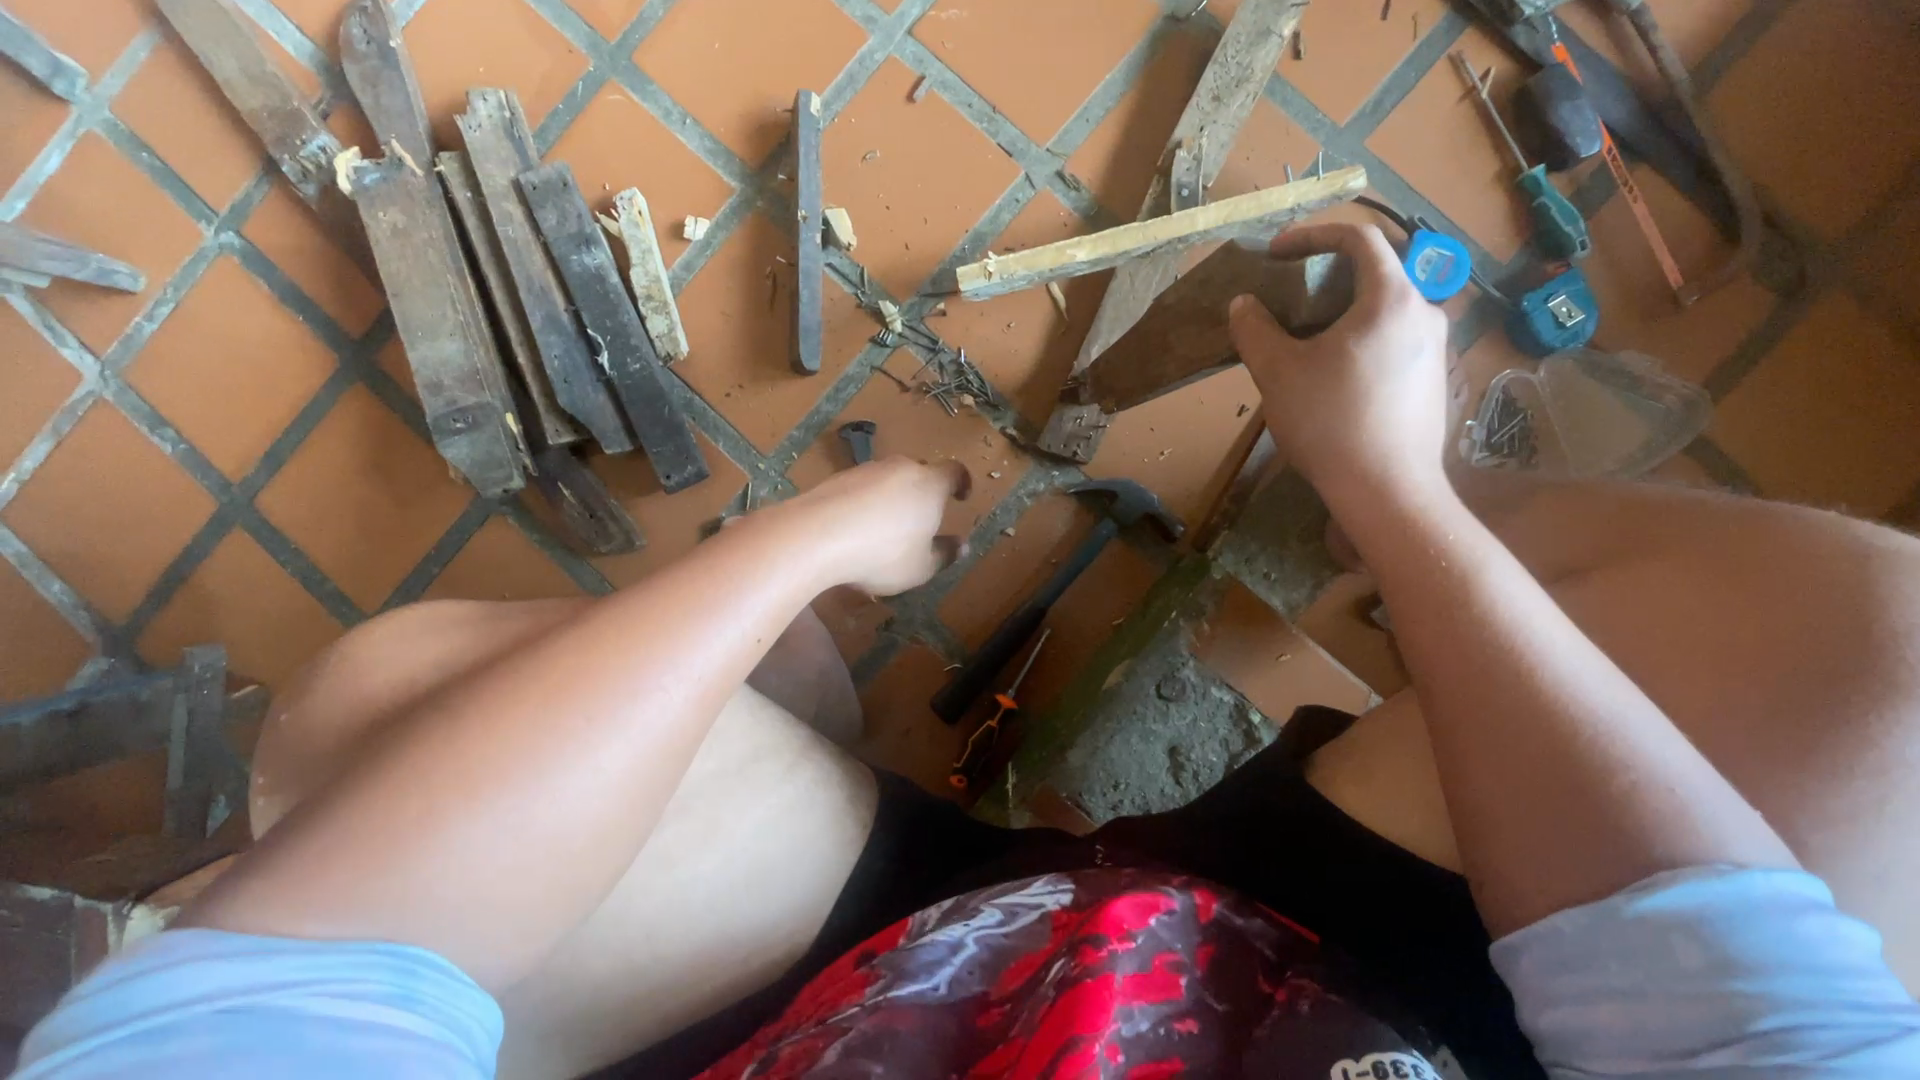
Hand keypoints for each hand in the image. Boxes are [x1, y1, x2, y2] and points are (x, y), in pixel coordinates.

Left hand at [782, 456, 971, 595]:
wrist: (815, 536)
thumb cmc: (881, 555)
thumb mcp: (920, 567)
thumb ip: (944, 555)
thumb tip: (961, 546)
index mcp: (929, 484)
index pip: (954, 471)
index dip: (961, 482)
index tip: (961, 496)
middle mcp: (900, 468)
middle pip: (918, 473)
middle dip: (923, 493)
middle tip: (920, 520)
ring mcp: (865, 470)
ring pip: (887, 480)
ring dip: (891, 499)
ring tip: (883, 531)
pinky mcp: (836, 479)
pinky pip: (860, 489)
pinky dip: (864, 504)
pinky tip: (854, 532)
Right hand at [1228, 223, 1452, 506]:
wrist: (1387, 490)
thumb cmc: (1330, 423)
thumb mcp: (1277, 372)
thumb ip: (1255, 329)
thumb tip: (1244, 303)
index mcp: (1390, 298)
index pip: (1359, 237)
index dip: (1313, 235)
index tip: (1277, 254)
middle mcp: (1424, 312)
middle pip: (1378, 271)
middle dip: (1328, 276)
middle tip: (1291, 299)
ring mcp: (1436, 348)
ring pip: (1387, 308)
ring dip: (1345, 311)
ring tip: (1308, 341)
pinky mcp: (1434, 379)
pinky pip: (1396, 339)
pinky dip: (1363, 339)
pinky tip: (1336, 376)